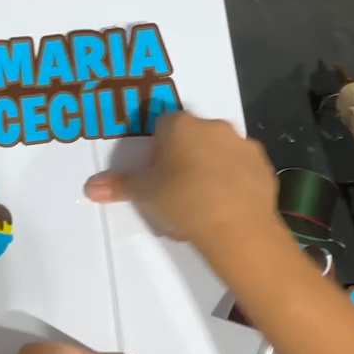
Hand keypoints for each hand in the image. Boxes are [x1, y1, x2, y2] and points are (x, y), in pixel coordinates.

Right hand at [82, 112, 288, 278]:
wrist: (238, 228)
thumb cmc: (183, 200)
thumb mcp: (145, 193)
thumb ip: (119, 185)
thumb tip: (90, 188)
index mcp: (182, 124)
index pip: (163, 125)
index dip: (156, 149)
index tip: (155, 172)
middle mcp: (214, 126)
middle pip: (192, 136)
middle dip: (183, 157)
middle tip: (174, 188)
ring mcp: (243, 145)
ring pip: (218, 152)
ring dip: (208, 168)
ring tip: (200, 202)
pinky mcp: (264, 167)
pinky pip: (241, 169)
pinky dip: (232, 182)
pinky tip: (223, 207)